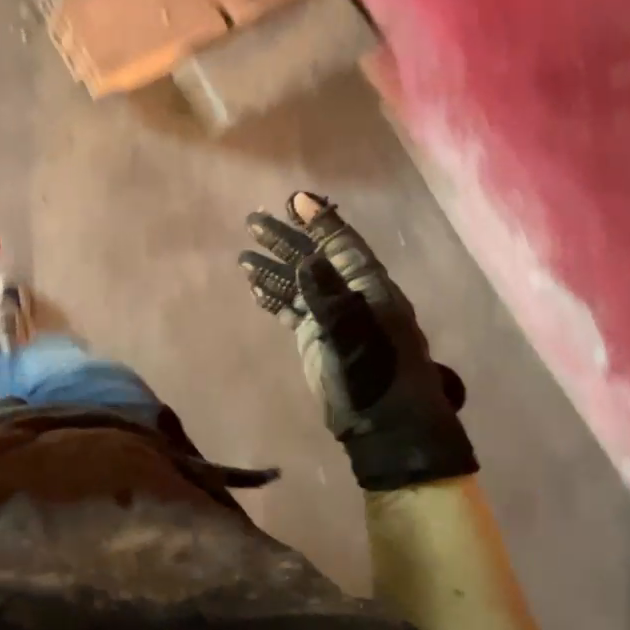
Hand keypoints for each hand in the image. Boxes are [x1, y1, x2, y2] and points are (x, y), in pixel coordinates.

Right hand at [240, 192, 475, 491]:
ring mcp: (334, 319)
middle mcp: (353, 298)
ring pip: (299, 283)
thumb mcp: (356, 336)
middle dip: (286, 239)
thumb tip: (306, 260)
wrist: (386, 429)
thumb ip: (330, 297)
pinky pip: (293, 309)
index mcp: (371, 290)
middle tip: (253, 220)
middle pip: (314, 259)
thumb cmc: (378, 378)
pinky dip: (274, 297)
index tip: (294, 200)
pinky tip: (255, 287)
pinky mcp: (319, 340)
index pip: (343, 245)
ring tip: (244, 254)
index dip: (320, 222)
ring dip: (274, 267)